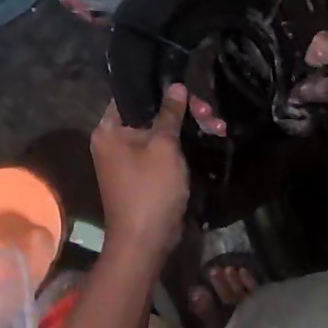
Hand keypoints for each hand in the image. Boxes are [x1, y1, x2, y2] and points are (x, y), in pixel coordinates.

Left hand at [91, 84, 194, 261]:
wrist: (144, 241)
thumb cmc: (150, 188)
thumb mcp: (163, 146)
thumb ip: (170, 113)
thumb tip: (176, 86)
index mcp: (108, 129)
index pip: (132, 94)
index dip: (160, 88)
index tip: (187, 86)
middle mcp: (114, 141)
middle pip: (151, 113)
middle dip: (184, 111)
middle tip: (211, 112)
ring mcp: (128, 159)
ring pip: (161, 132)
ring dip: (189, 128)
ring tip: (219, 127)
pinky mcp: (144, 174)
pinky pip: (162, 150)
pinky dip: (182, 146)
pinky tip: (210, 138)